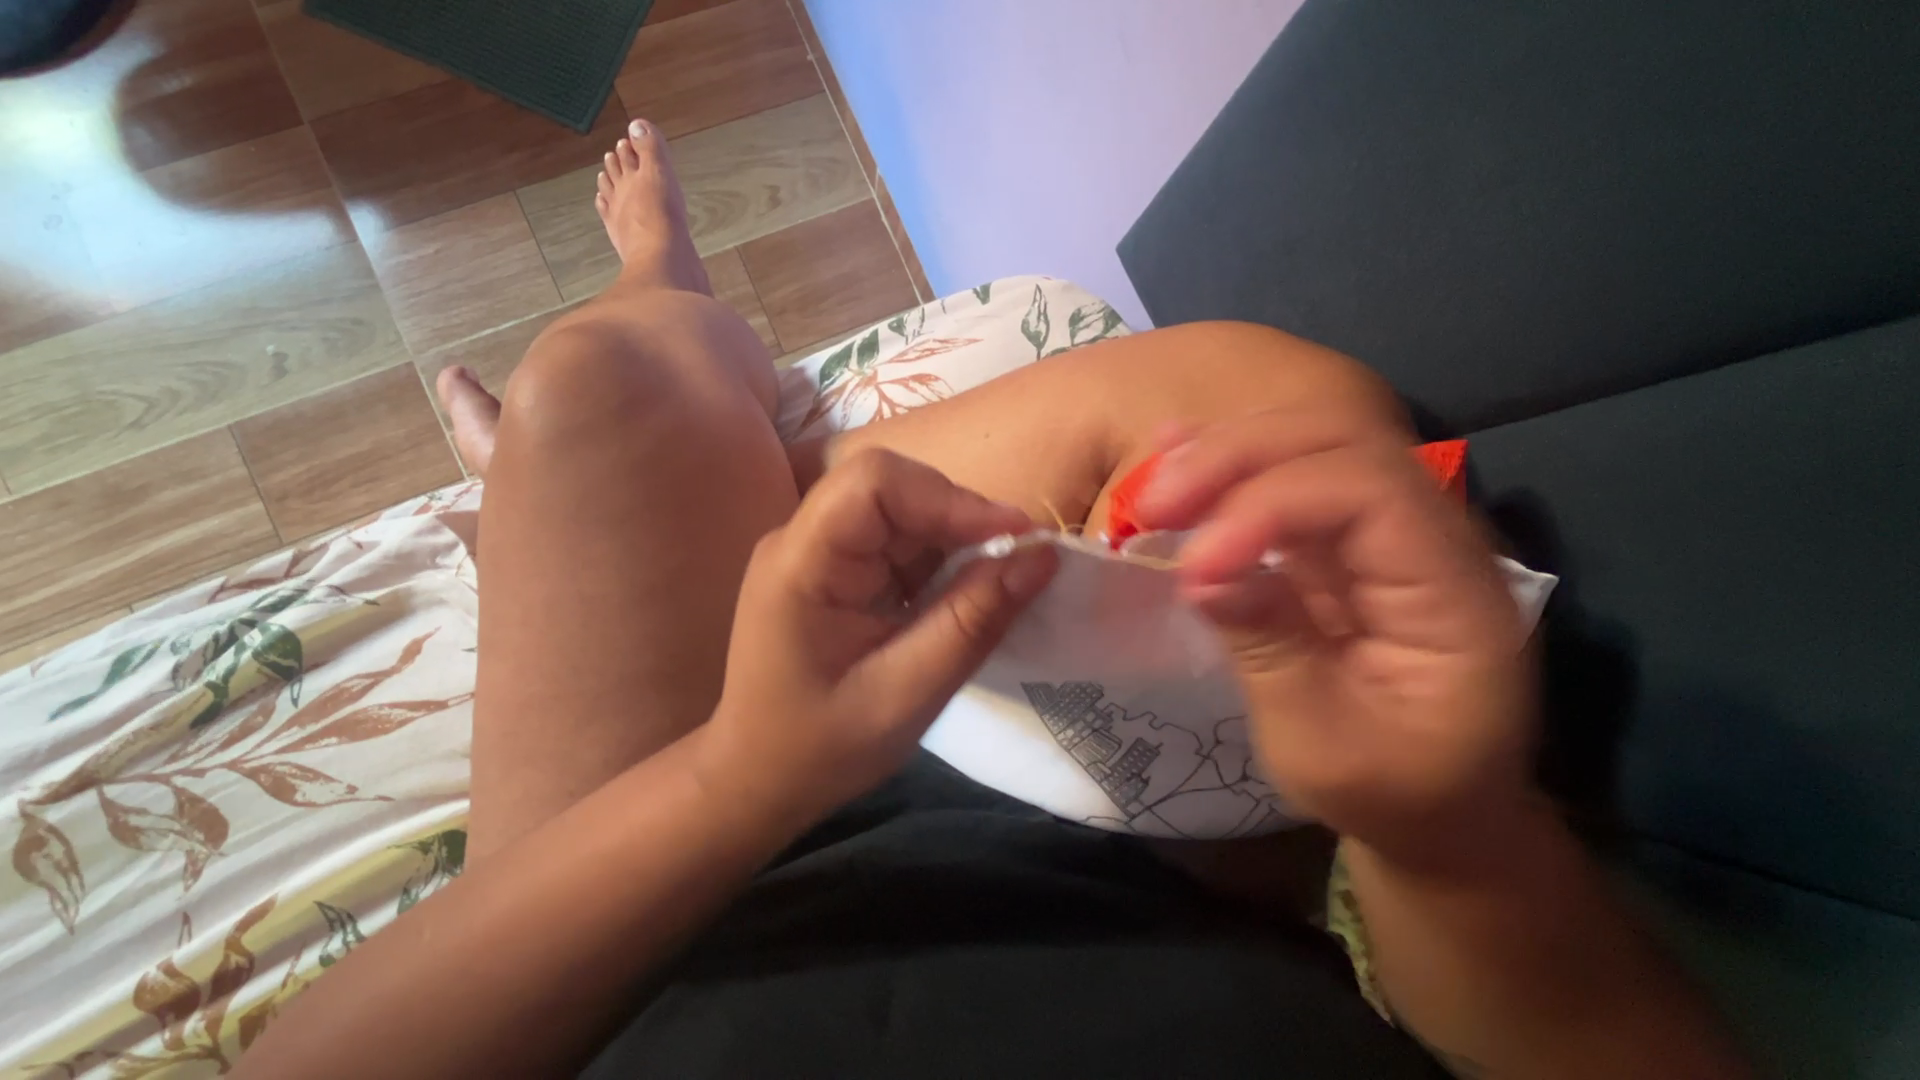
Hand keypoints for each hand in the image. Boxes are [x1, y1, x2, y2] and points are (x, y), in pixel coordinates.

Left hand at [701, 449, 1057, 823]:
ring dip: (957, 539)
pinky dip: (942, 560)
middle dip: (960, 517)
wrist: (759, 778)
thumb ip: (971, 622)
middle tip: (1019, 561)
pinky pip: (899, 542)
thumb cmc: (821, 747)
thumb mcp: (905, 695)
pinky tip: (964, 595)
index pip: (873, 484)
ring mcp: (820, 553)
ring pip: (903, 511)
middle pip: (891, 489)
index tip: (1017, 537)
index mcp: (800, 564)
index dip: (950, 497)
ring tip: (998, 583)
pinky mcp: (838, 570)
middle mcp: (804, 541)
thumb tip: (1042, 557)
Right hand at [1136, 411, 1535, 868]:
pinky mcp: (1345, 541)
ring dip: (1228, 453)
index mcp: (1454, 595)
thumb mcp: (1320, 745)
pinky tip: (1176, 456)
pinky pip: (1291, 478)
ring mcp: (1388, 533)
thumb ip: (1269, 651)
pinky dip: (1230, 466)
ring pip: (1314, 445)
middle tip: (1156, 500)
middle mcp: (1432, 540)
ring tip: (1156, 484)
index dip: (1273, 505)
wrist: (1439, 810)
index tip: (1194, 564)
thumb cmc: (1391, 792)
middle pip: (1344, 445)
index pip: (1372, 494)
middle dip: (1242, 458)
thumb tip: (1198, 574)